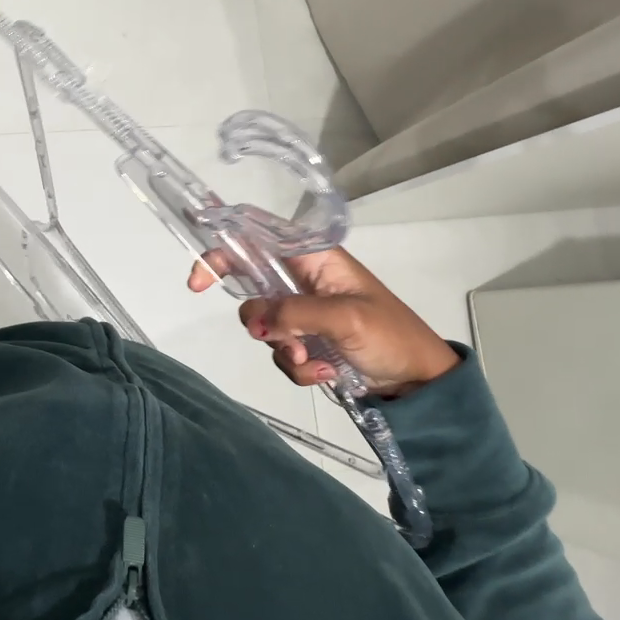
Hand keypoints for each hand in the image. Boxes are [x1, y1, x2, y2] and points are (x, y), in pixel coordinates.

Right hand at [188, 247, 457, 397]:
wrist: (420, 382)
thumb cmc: (391, 335)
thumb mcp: (346, 318)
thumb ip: (296, 313)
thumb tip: (255, 321)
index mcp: (314, 258)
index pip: (258, 237)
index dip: (223, 247)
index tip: (199, 279)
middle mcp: (302, 280)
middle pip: (251, 286)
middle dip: (261, 319)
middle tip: (272, 337)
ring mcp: (303, 312)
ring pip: (263, 325)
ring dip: (283, 348)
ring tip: (315, 362)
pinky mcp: (306, 342)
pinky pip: (280, 352)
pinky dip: (297, 367)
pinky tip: (325, 375)